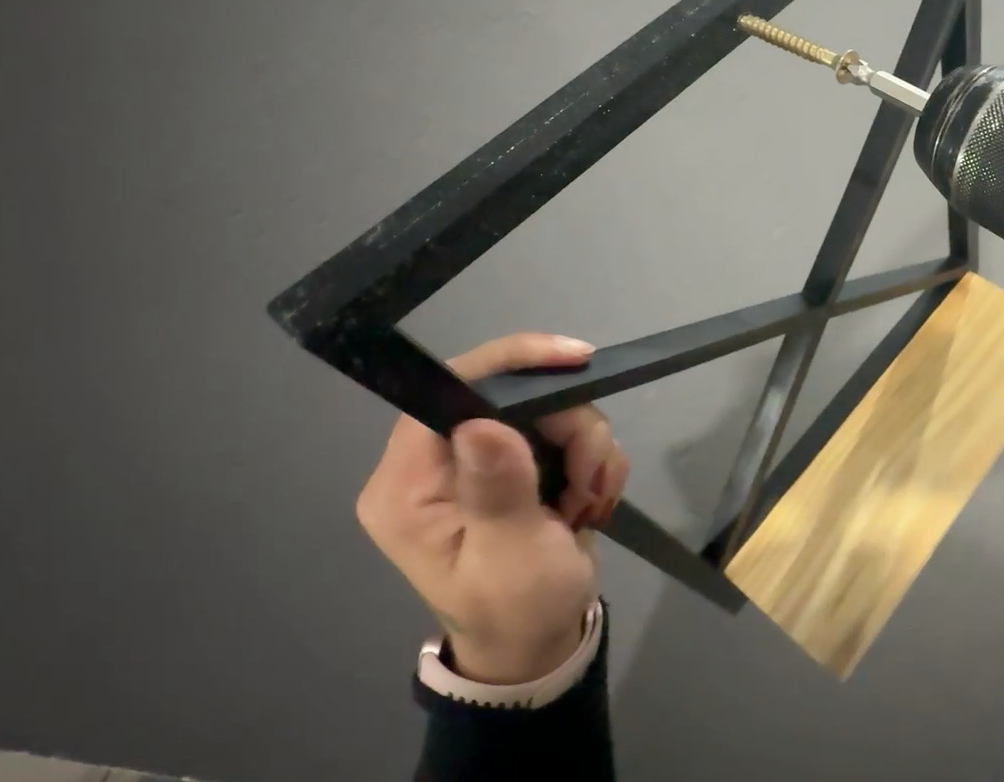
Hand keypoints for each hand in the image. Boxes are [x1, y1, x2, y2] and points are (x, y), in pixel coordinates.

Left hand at [357, 333, 628, 684]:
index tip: (575, 360)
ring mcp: (484, 459)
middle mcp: (439, 461)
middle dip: (570, 429)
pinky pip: (570, 432)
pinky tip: (590, 503)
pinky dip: (594, 462)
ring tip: (589, 502)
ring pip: (553, 411)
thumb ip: (497, 491)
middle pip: (516, 395)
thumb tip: (481, 424)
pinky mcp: (520, 463)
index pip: (449, 390)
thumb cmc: (517, 610)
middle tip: (590, 478)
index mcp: (409, 483)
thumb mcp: (509, 557)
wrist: (543, 643)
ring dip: (588, 450)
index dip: (510, 363)